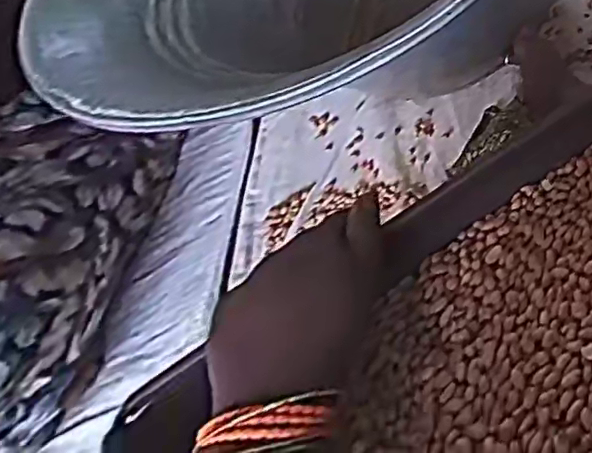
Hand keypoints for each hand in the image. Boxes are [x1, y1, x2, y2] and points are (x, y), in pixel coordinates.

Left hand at [207, 194, 384, 412]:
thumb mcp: (367, 275)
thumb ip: (366, 230)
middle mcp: (278, 256)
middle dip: (323, 257)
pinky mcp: (224, 318)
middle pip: (307, 245)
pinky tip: (279, 326)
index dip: (355, 234)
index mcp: (316, 241)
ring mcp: (247, 285)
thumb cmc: (336, 333)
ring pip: (279, 272)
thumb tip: (366, 197)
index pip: (341, 220)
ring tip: (310, 309)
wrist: (279, 394)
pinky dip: (265, 306)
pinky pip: (251, 300)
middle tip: (340, 285)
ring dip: (294, 281)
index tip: (363, 252)